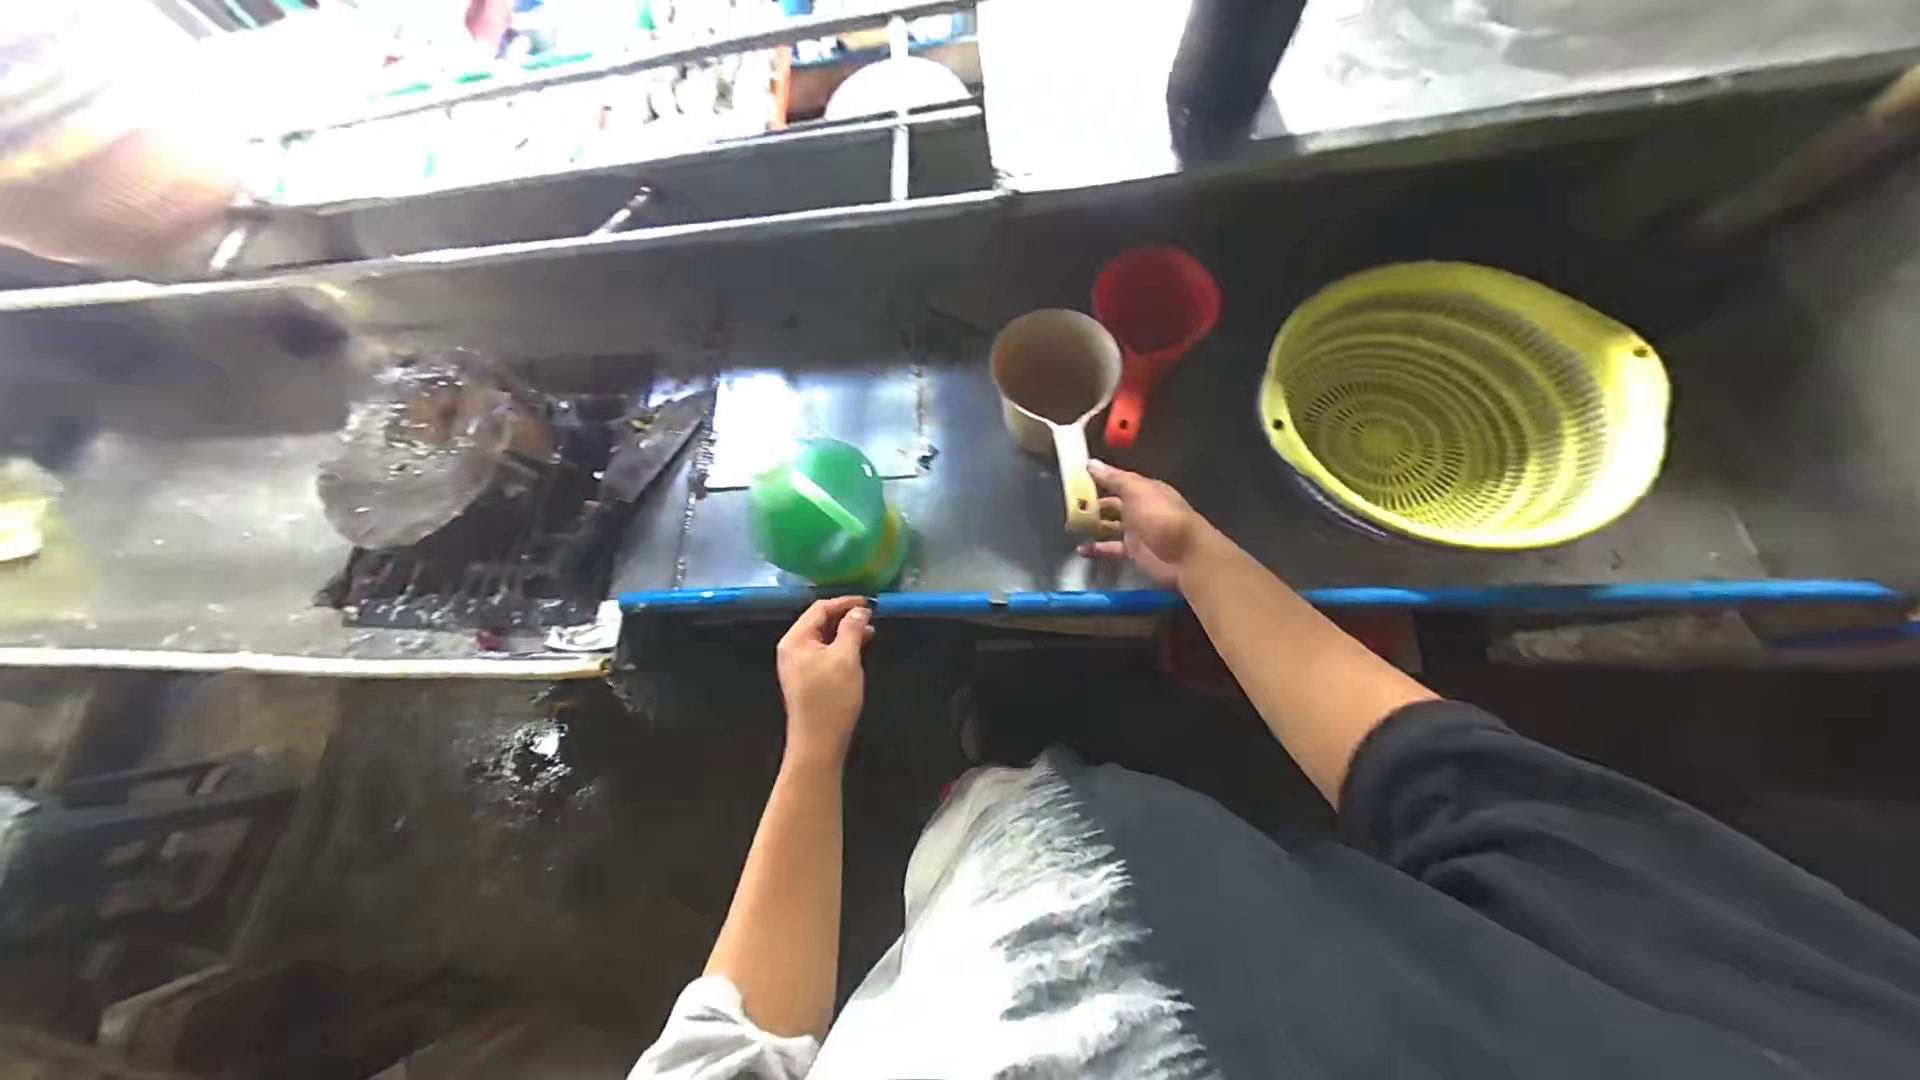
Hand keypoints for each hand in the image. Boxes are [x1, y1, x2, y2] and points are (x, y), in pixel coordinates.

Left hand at [776, 596, 873, 766]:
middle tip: (872, 614)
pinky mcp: (809, 678)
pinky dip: (842, 646)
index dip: (845, 602)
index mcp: (795, 640)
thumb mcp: (846, 658)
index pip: (819, 609)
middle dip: (845, 615)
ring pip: (824, 637)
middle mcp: (793, 649)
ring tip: (870, 629)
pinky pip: (826, 652)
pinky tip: (860, 647)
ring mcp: (800, 664)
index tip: (869, 602)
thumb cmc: (830, 698)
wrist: (818, 743)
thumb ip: (852, 629)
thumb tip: (860, 610)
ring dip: (846, 631)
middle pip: (819, 621)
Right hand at [1079, 461, 1214, 586]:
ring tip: (1070, 525)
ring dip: (1092, 525)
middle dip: (1092, 503)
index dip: (1097, 479)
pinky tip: (1081, 550)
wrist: (1185, 557)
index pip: (1116, 480)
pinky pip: (1111, 547)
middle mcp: (1140, 507)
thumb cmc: (1161, 518)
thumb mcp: (1137, 491)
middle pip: (1112, 502)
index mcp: (1143, 489)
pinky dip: (1097, 549)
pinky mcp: (1134, 551)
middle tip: (1068, 505)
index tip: (1073, 479)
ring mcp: (1137, 530)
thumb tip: (1090, 463)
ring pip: (1109, 524)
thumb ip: (1114, 478)